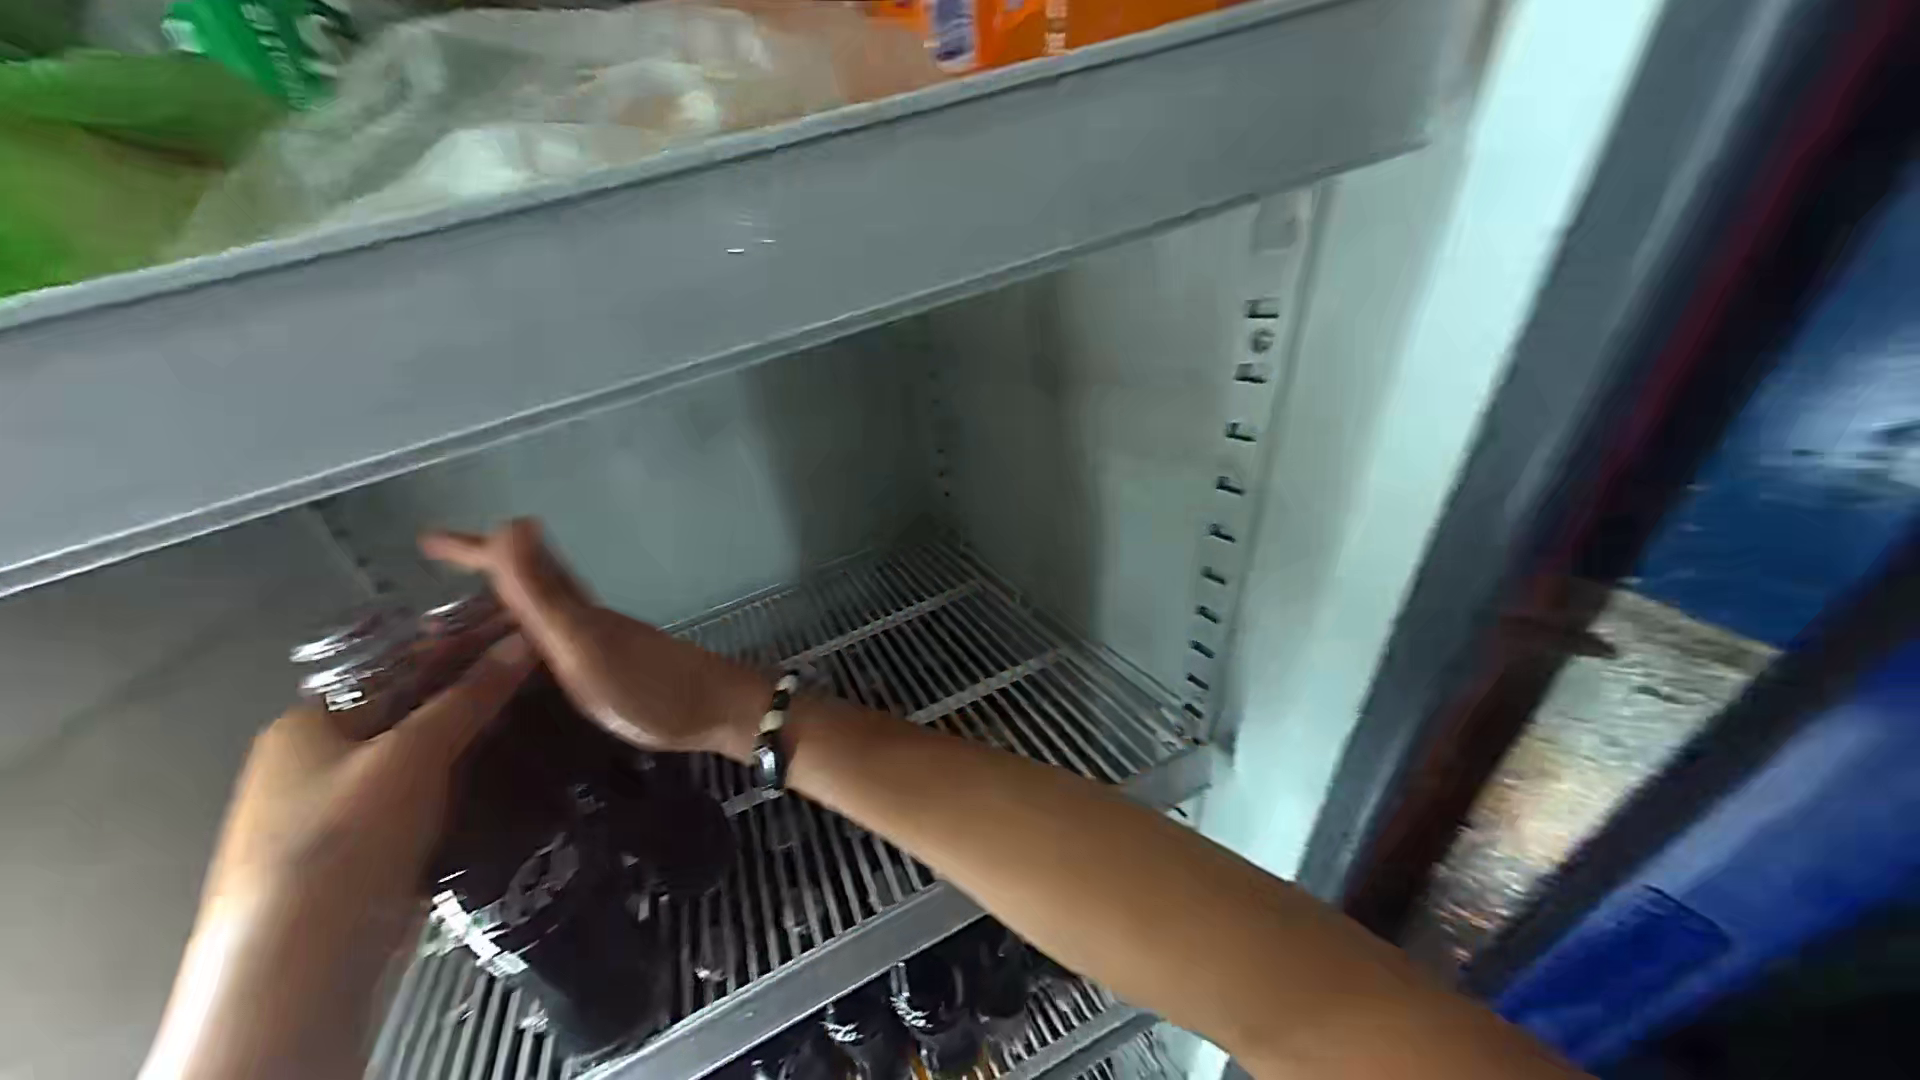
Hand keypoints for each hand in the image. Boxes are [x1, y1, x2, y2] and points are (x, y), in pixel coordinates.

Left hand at [144, 632, 536, 1079]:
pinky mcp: (384, 834)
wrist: (304, 966)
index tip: (526, 625)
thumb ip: (470, 696)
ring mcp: (355, 798)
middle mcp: (327, 754)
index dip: (463, 640)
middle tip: (549, 664)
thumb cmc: (343, 839)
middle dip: (480, 681)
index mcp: (312, 721)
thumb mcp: (410, 754)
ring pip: (433, 742)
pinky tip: (524, 751)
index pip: (401, 662)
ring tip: (551, 700)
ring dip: (484, 723)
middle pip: (417, 701)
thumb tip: (527, 640)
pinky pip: (438, 781)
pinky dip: (476, 763)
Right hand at [420, 519, 763, 761]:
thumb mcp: (584, 644)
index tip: (428, 538)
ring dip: (507, 604)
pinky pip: (562, 637)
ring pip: (548, 608)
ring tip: (467, 618)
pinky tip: (533, 652)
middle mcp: (590, 616)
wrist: (718, 710)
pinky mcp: (619, 663)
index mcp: (575, 610)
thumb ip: (545, 594)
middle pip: (531, 582)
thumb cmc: (649, 687)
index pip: (516, 567)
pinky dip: (535, 634)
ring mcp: (607, 639)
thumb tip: (512, 523)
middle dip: (485, 573)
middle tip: (438, 577)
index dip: (473, 551)